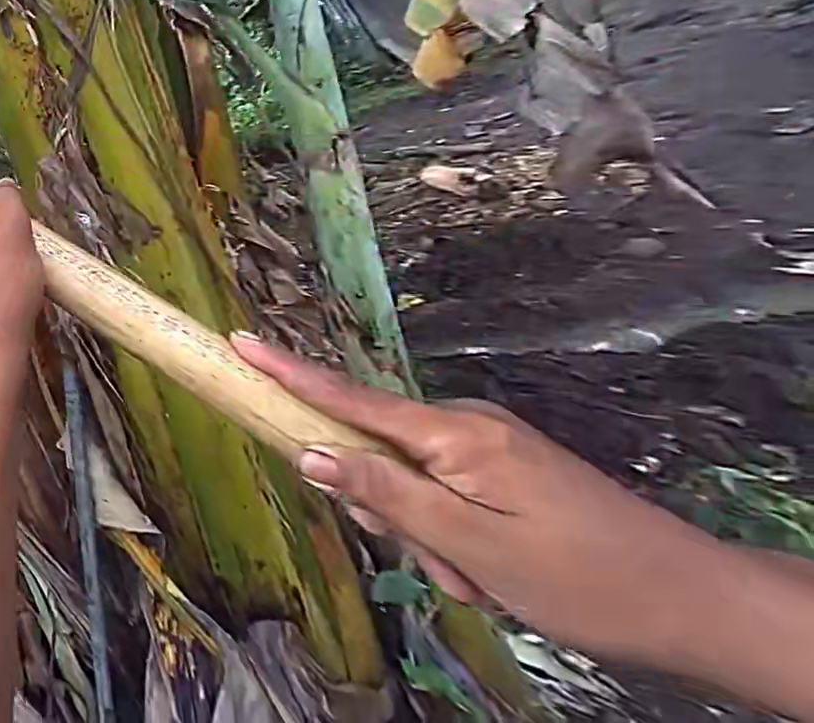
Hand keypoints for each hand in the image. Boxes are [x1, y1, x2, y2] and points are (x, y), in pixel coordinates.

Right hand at [231, 334, 740, 671]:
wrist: (711, 609)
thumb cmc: (590, 581)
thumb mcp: (474, 545)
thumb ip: (384, 493)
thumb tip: (310, 454)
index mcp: (454, 434)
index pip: (346, 395)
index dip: (286, 370)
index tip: (239, 339)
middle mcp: (462, 423)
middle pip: (372, 444)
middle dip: (380, 499)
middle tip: (433, 557)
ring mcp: (482, 439)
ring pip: (402, 470)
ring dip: (416, 521)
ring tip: (470, 572)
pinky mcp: (497, 459)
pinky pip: (434, 479)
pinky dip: (440, 520)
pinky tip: (479, 563)